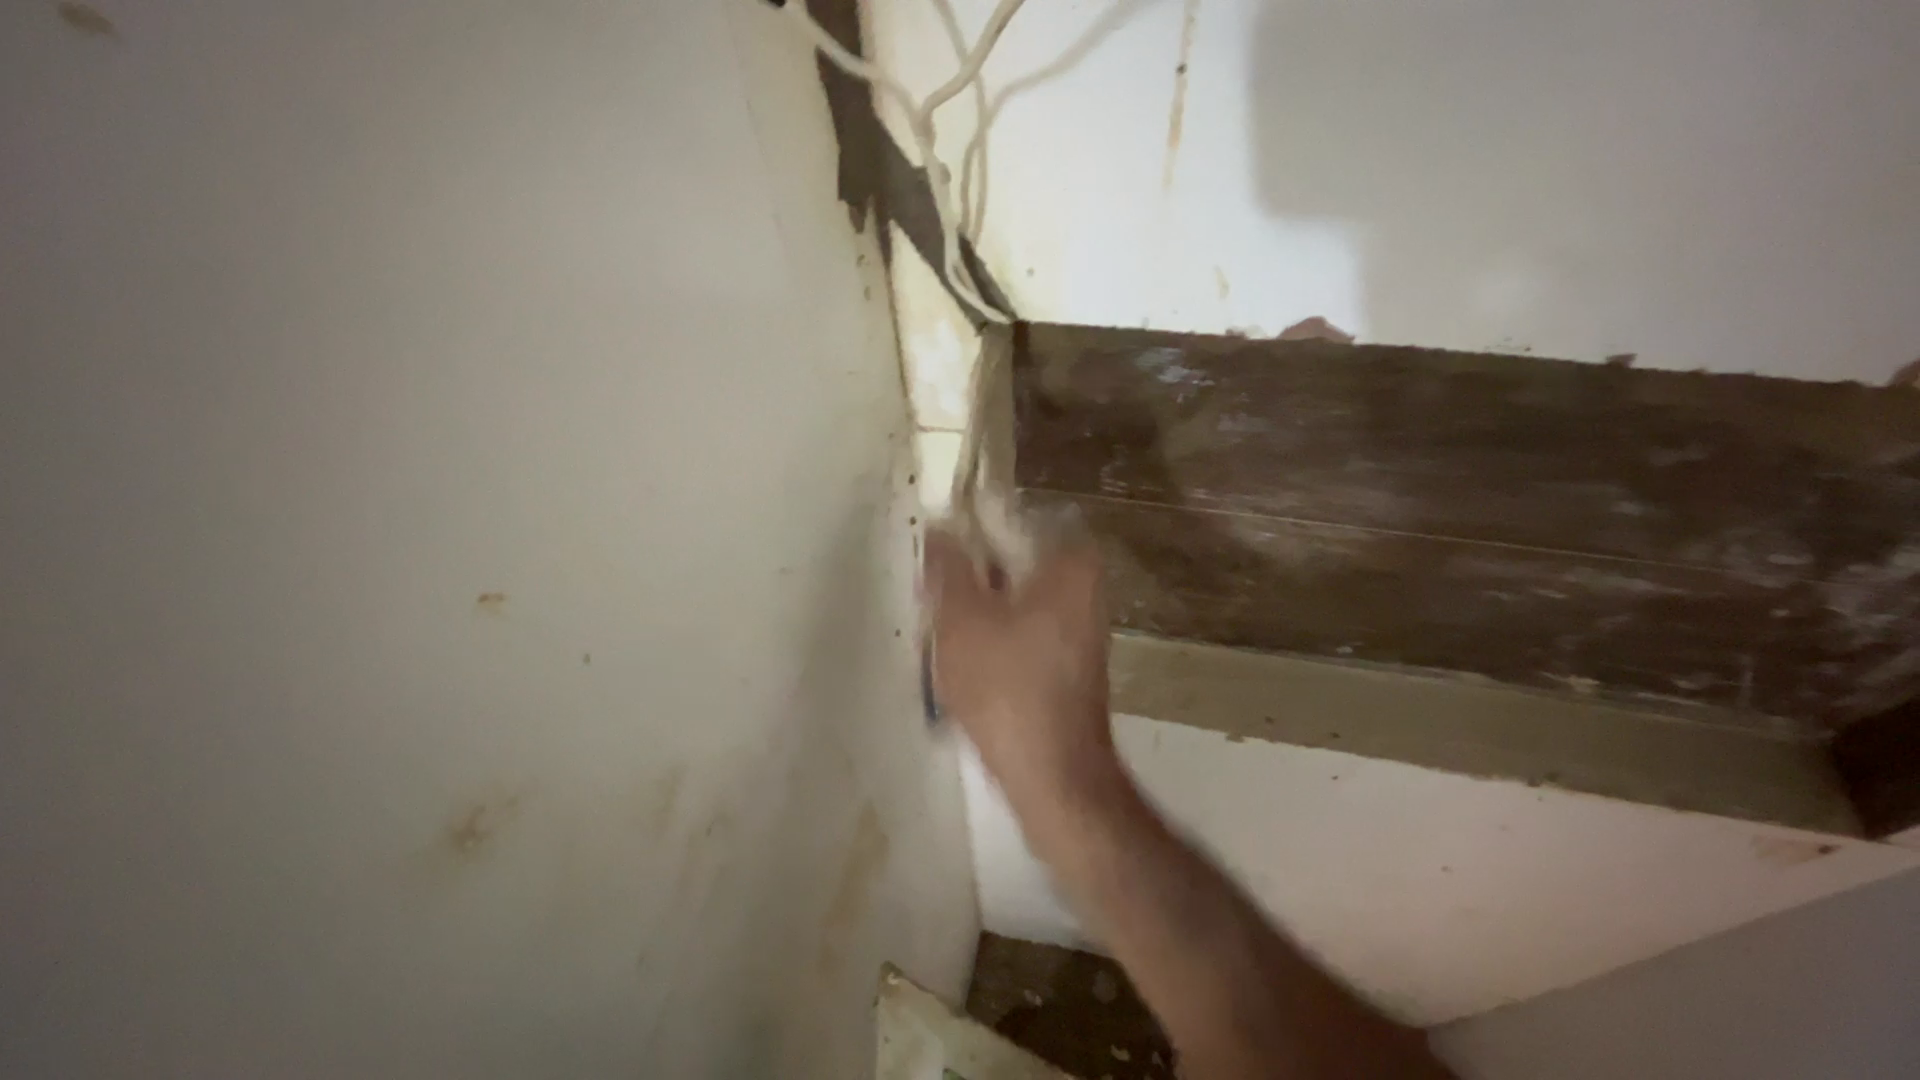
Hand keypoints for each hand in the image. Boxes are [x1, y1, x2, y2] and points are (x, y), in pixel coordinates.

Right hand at [923, 528, 1116, 805]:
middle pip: (1011, 563)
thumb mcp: (961, 618)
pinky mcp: (1067, 665)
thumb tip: (940, 527)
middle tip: (931, 597)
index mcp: (1070, 563)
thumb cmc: (1006, 686)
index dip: (970, 528)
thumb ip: (948, 566)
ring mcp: (1080, 630)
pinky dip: (992, 642)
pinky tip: (961, 667)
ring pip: (1012, 602)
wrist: (1052, 773)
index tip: (937, 548)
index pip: (1013, 518)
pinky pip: (1021, 634)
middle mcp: (1084, 589)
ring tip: (940, 636)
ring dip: (975, 613)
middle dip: (968, 578)